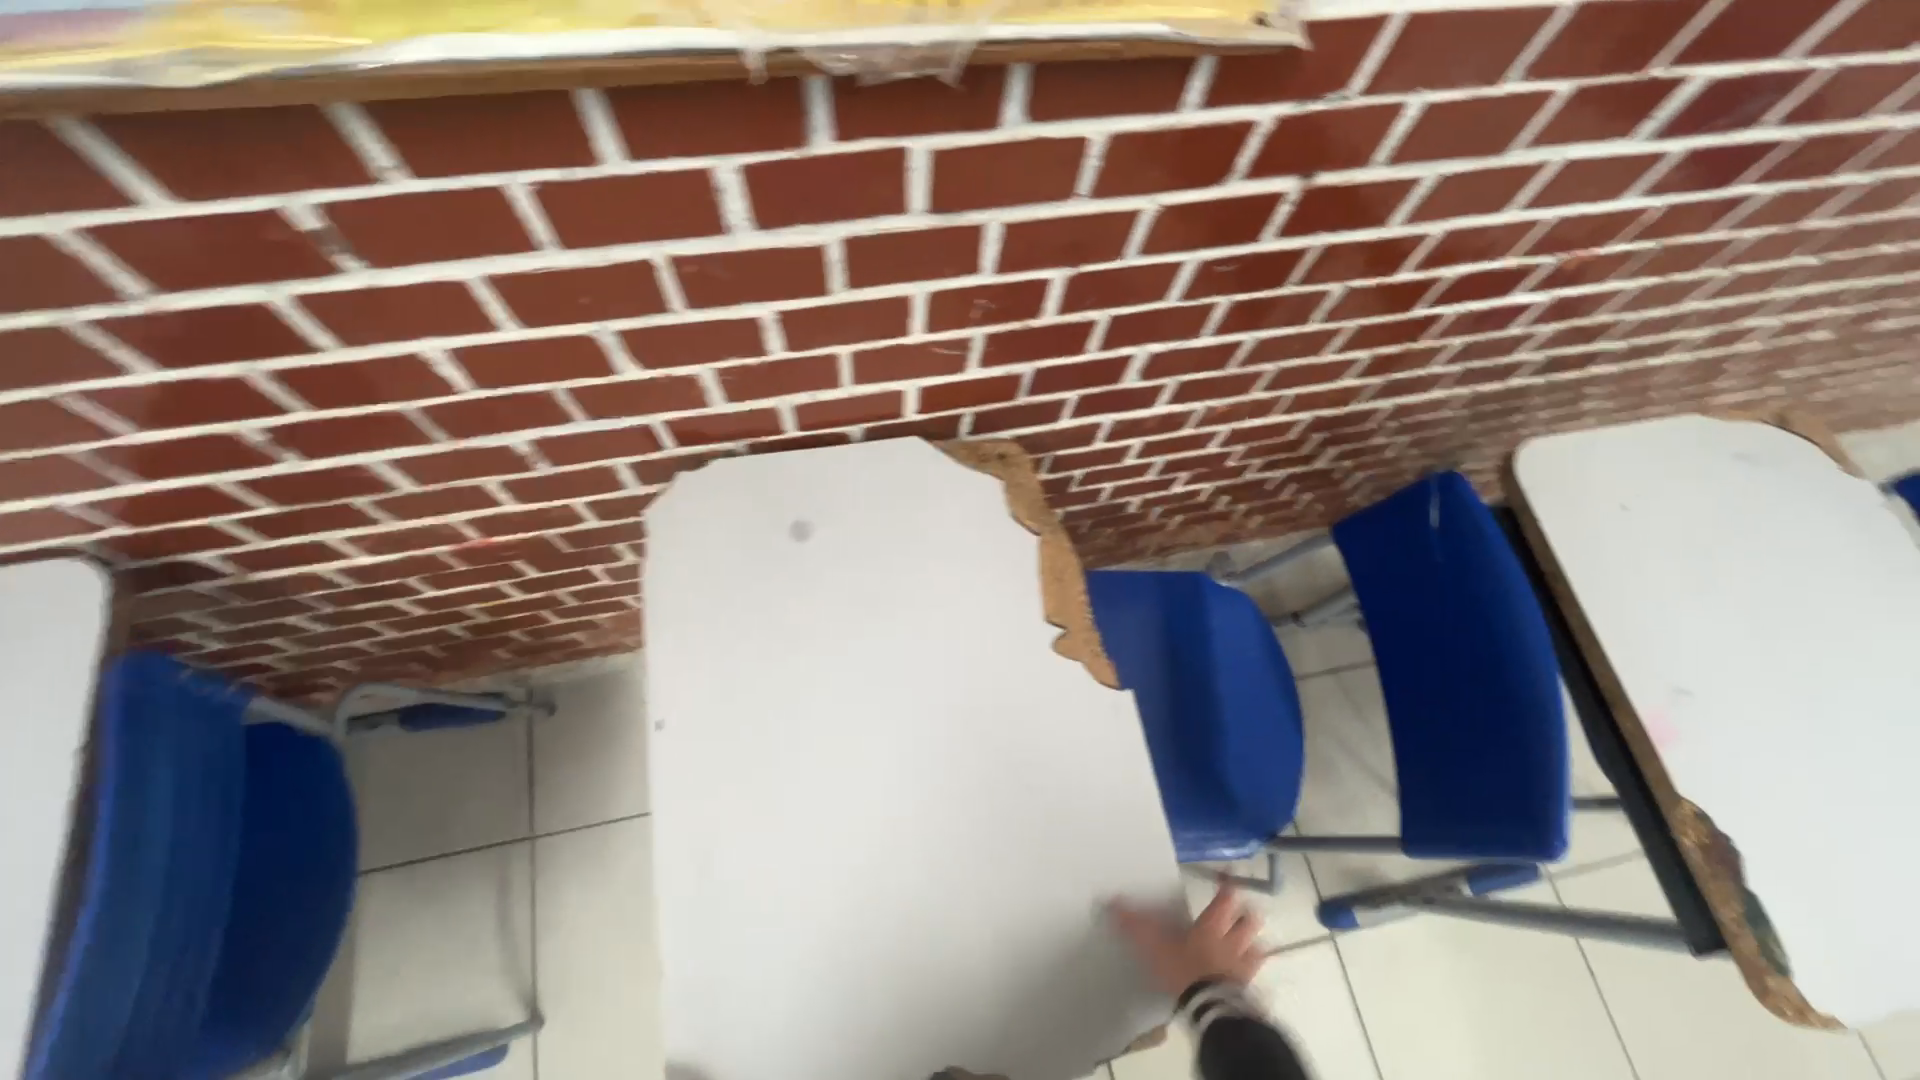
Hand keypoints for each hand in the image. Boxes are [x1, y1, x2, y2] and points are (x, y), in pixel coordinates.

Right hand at [1109, 879, 1268, 995]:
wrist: (1209, 1008)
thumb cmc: (1183, 969)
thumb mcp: (1154, 945)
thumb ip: (1135, 924)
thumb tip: (1112, 901)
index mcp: (1212, 926)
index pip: (1225, 898)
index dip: (1228, 887)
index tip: (1228, 878)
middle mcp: (1232, 942)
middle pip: (1250, 921)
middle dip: (1247, 915)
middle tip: (1240, 912)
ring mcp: (1243, 966)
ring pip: (1257, 948)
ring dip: (1253, 945)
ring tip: (1246, 945)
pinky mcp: (1247, 989)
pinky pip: (1253, 978)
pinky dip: (1250, 974)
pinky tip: (1242, 978)